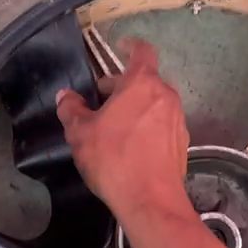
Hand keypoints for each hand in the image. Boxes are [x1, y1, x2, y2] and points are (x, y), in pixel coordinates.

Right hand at [55, 36, 192, 224]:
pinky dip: (147, 125)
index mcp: (143, 84)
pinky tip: (130, 145)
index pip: (142, 51)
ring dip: (135, 106)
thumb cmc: (114, 159)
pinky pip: (162, 123)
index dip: (131, 45)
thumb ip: (72, 109)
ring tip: (113, 125)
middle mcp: (165, 96)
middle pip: (145, 79)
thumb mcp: (81, 133)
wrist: (151, 202)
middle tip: (101, 99)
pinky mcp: (182, 142)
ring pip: (154, 102)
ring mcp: (178, 119)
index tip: (120, 45)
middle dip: (123, 85)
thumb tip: (66, 96)